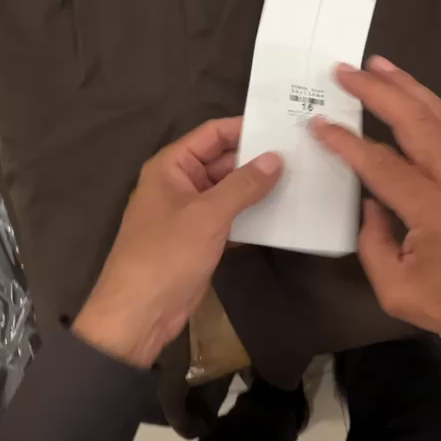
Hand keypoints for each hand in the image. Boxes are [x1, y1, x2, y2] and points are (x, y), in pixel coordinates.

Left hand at [74, 117, 282, 367]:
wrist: (139, 314)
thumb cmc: (166, 254)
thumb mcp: (207, 215)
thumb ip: (243, 185)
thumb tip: (276, 158)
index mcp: (171, 166)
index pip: (212, 134)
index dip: (245, 128)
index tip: (282, 126)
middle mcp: (180, 183)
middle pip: (223, 161)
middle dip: (257, 160)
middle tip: (301, 155)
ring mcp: (190, 213)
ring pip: (229, 191)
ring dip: (258, 190)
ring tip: (300, 181)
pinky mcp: (200, 240)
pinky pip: (230, 218)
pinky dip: (251, 218)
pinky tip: (281, 217)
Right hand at [309, 56, 440, 343]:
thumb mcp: (396, 290)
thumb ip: (373, 242)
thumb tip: (372, 203)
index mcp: (435, 212)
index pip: (383, 165)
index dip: (348, 143)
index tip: (319, 124)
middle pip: (415, 122)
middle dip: (378, 92)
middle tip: (345, 71)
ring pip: (438, 116)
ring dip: (407, 86)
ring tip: (378, 65)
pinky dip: (428, 103)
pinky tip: (412, 93)